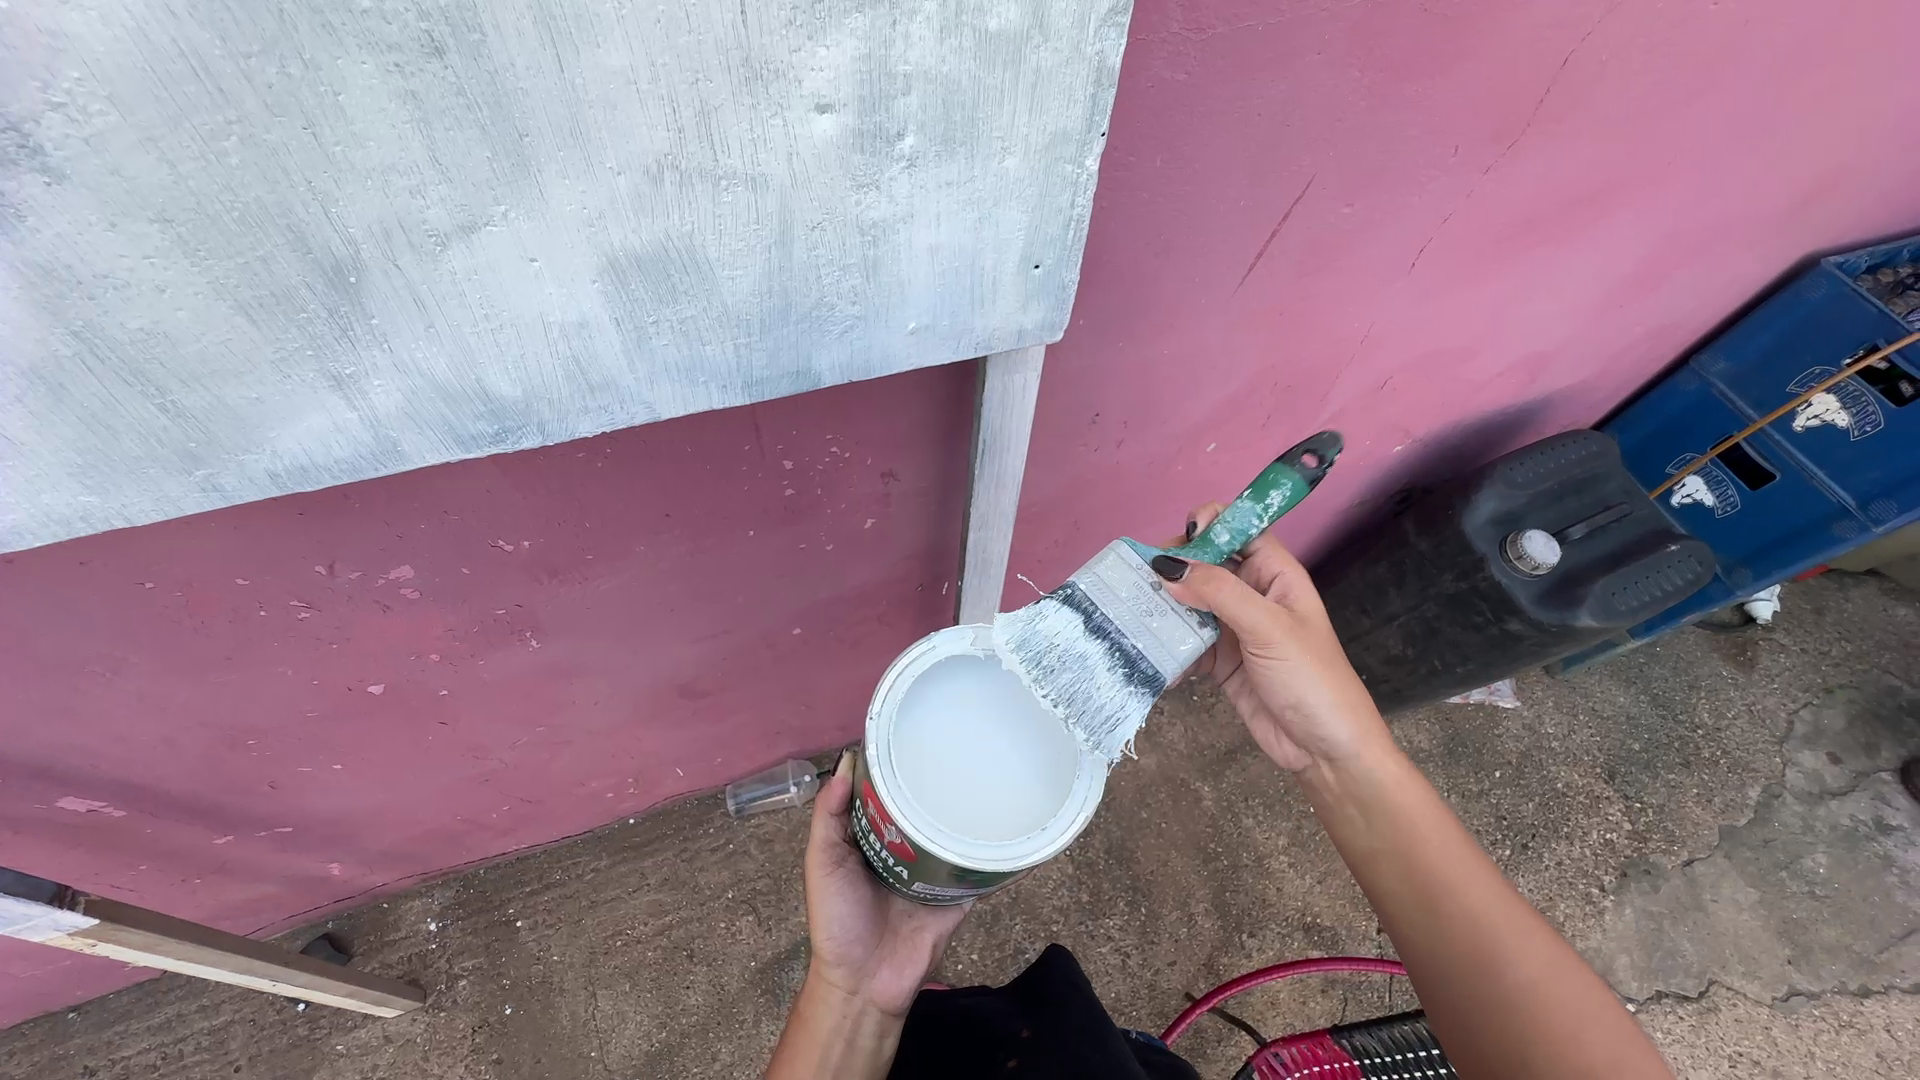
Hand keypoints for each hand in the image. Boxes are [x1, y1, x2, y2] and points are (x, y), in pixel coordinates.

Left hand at [803, 752, 969, 1016]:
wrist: (865, 983)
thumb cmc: (837, 920)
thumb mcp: (822, 861)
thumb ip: (829, 814)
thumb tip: (847, 762)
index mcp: (875, 834)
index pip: (889, 789)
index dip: (897, 762)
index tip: (913, 729)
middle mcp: (907, 844)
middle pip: (925, 804)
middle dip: (938, 779)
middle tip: (960, 743)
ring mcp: (935, 865)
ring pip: (954, 828)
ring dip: (969, 806)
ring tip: (989, 771)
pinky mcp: (958, 889)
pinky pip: (978, 863)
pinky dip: (992, 845)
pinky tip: (1011, 818)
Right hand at [1155, 502, 1391, 772]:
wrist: (1324, 751)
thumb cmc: (1311, 679)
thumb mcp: (1268, 628)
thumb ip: (1219, 592)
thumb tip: (1167, 567)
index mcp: (1275, 575)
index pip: (1240, 529)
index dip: (1210, 524)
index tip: (1181, 541)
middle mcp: (1252, 594)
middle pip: (1206, 563)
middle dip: (1175, 566)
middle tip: (1144, 578)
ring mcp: (1234, 628)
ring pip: (1190, 601)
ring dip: (1164, 604)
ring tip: (1133, 608)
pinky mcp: (1219, 659)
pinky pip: (1186, 640)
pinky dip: (1167, 643)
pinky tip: (1148, 648)